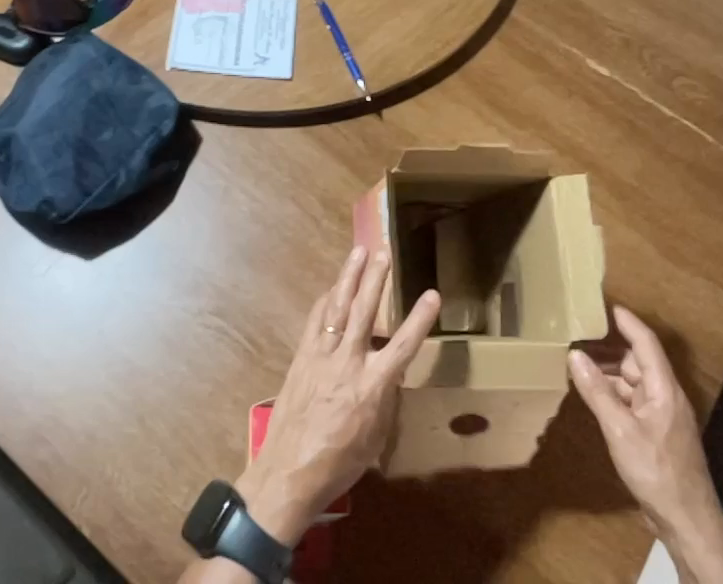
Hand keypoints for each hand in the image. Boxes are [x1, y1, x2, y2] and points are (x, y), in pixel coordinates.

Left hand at [236, 245, 440, 545]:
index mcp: (372, 386)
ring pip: (337, 308)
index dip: (419, 320)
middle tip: (384, 252)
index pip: (403, 346)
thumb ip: (385, 399)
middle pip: (364, 313)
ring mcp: (321, 356)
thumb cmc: (339, 463)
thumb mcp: (375, 437)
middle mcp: (347, 363)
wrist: (290, 471)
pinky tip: (331, 288)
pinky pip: (315, 321)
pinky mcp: (302, 357)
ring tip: (358, 252)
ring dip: (349, 278)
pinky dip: (325, 301)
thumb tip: (390, 374)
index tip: (432, 294)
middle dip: (376, 280)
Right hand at [571, 306, 722, 583]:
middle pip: (637, 362)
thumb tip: (575, 355)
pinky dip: (613, 395)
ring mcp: (663, 416)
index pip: (646, 344)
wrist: (686, 519)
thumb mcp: (620, 429)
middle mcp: (667, 397)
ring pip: (633, 383)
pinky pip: (633, 402)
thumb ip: (597, 391)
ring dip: (608, 374)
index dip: (628, 323)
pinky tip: (594, 398)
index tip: (606, 305)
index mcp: (664, 390)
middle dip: (609, 350)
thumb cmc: (655, 470)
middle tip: (577, 338)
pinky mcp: (657, 433)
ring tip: (578, 365)